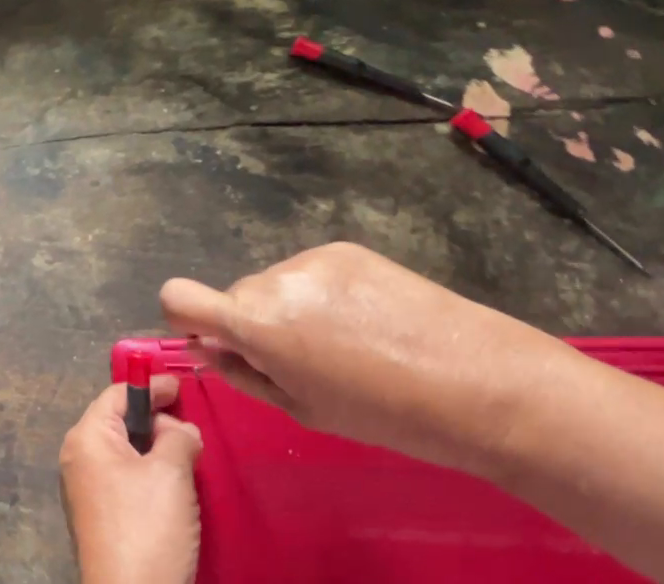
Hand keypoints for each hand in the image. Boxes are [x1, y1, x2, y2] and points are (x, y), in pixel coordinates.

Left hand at [59, 380, 202, 583]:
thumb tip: (181, 429)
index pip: (116, 395)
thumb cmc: (147, 528)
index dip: (150, 388)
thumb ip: (177, 438)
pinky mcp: (101, 518)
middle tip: (192, 434)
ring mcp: (86, 490)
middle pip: (120, 423)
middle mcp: (79, 458)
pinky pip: (126, 481)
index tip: (182, 388)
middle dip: (157, 423)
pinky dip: (151, 477)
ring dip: (157, 452)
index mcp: (86, 438)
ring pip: (126, 454)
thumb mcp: (170, 474)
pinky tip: (176, 492)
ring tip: (189, 461)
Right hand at [159, 242, 581, 475]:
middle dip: (254, 323)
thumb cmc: (387, 415)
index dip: (187, 321)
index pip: (179, 297)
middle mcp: (272, 279)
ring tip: (349, 343)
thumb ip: (245, 374)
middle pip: (237, 296)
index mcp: (255, 323)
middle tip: (305, 362)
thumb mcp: (303, 409)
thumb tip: (210, 349)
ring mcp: (310, 259)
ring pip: (275, 285)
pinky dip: (323, 295)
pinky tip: (369, 322)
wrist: (484, 384)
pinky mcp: (344, 249)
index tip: (218, 344)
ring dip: (291, 309)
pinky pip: (310, 273)